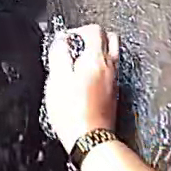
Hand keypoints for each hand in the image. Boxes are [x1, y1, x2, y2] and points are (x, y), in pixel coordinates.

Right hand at [45, 24, 118, 150]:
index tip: (65, 40)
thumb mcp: (56, 78)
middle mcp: (110, 67)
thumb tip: (61, 41)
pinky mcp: (113, 94)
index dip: (77, 30)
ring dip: (96, 52)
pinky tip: (84, 80)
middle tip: (76, 46)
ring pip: (111, 55)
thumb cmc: (73, 113)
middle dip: (91, 37)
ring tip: (78, 64)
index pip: (94, 29)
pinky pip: (109, 71)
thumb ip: (58, 53)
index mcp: (96, 59)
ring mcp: (114, 81)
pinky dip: (99, 68)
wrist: (90, 141)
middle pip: (109, 38)